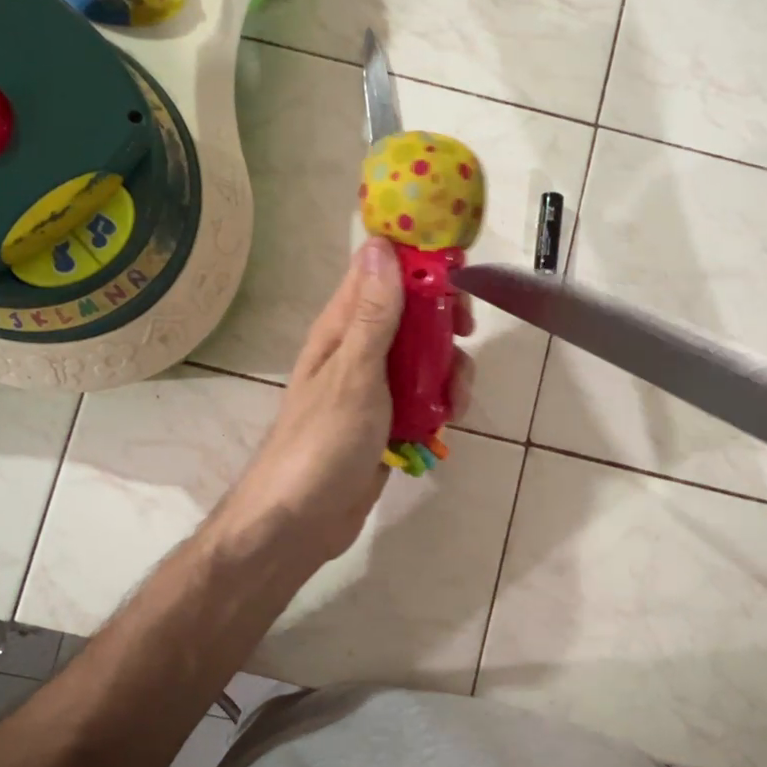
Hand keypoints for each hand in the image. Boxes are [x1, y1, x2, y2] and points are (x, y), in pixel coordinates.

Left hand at [211, 237, 473, 567]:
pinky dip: (440, 403)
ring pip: (424, 356)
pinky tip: (445, 423)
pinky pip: (423, 396)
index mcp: (342, 327)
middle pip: (412, 313)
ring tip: (454, 401)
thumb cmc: (322, 444)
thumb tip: (381, 244)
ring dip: (448, 370)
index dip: (419, 263)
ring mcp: (374, 386)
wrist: (300, 522)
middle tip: (465, 338)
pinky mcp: (388, 420)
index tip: (456, 275)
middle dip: (444, 322)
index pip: (380, 271)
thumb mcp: (354, 375)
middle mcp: (359, 349)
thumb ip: (373, 314)